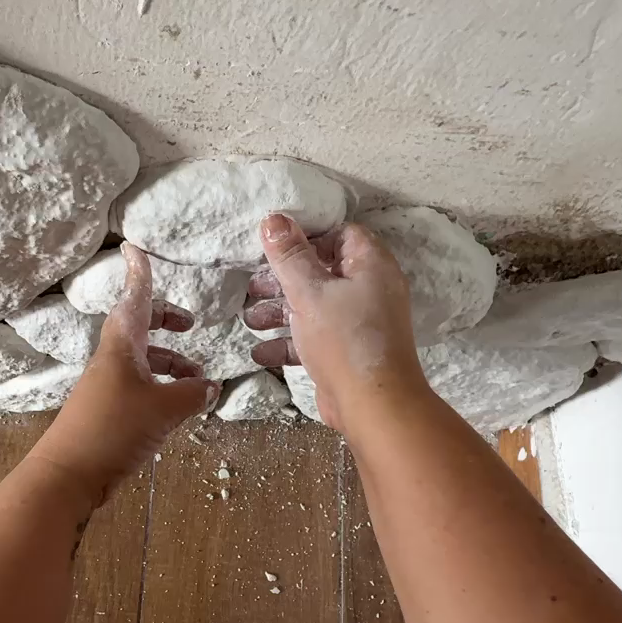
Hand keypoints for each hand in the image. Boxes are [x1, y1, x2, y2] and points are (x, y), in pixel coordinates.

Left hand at [31, 244, 220, 508]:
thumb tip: (210, 386)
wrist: (68, 474)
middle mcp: (112, 360)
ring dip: (169, 362)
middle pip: (140, 327)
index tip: (135, 248)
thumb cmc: (114, 429)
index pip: (135, 299)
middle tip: (190, 325)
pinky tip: (178, 407)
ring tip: (198, 381)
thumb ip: (192, 394)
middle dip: (166, 321)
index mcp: (122, 346)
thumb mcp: (164, 409)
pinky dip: (161, 388)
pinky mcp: (107, 411)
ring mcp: (107, 386)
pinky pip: (139, 387)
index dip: (140, 274)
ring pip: (142, 360)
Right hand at [242, 213, 425, 430]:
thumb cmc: (345, 340)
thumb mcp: (310, 292)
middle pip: (320, 272)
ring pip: (313, 306)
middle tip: (252, 286)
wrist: (373, 404)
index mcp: (369, 265)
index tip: (274, 248)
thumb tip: (273, 218)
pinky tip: (259, 353)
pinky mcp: (345, 350)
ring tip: (249, 320)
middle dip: (282, 280)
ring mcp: (358, 322)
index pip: (340, 235)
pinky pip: (313, 337)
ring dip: (279, 312)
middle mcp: (368, 289)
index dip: (307, 237)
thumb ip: (289, 256)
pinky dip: (288, 342)